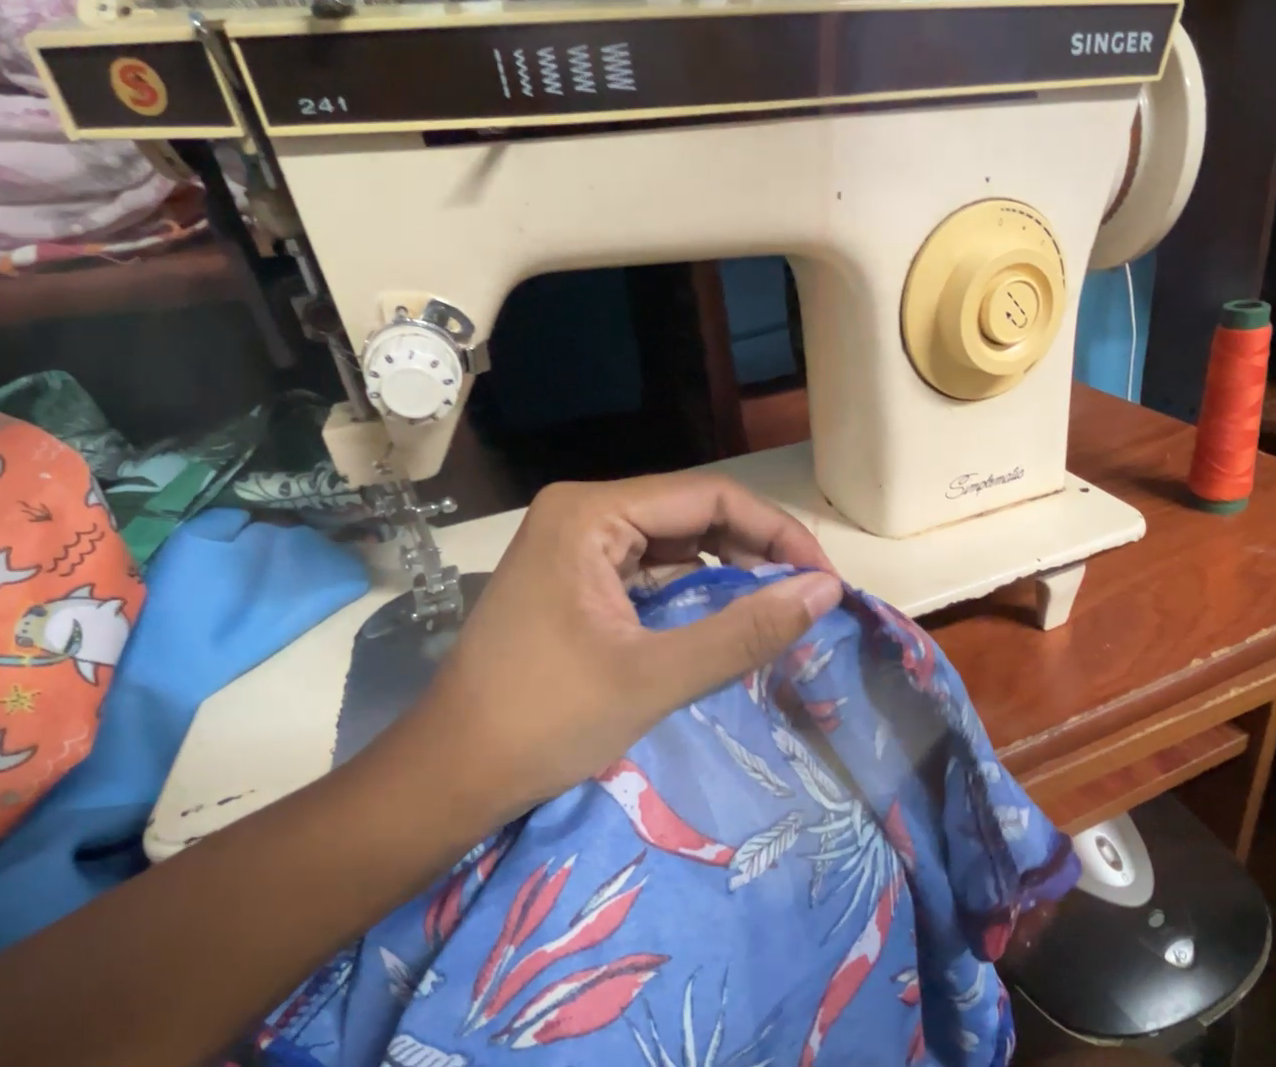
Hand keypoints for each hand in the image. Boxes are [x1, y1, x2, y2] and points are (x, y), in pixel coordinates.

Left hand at [397, 472, 842, 827]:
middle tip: (808, 598)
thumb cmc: (544, 721)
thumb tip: (826, 591)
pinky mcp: (576, 582)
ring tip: (778, 610)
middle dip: (756, 552)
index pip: (710, 498)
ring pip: (676, 544)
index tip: (824, 580)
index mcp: (591, 513)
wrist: (449, 778)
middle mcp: (583, 513)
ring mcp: (576, 547)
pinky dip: (695, 594)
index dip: (778, 533)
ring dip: (730, 573)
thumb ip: (744, 630)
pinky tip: (727, 620)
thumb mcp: (655, 676)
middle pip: (694, 515)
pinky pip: (652, 573)